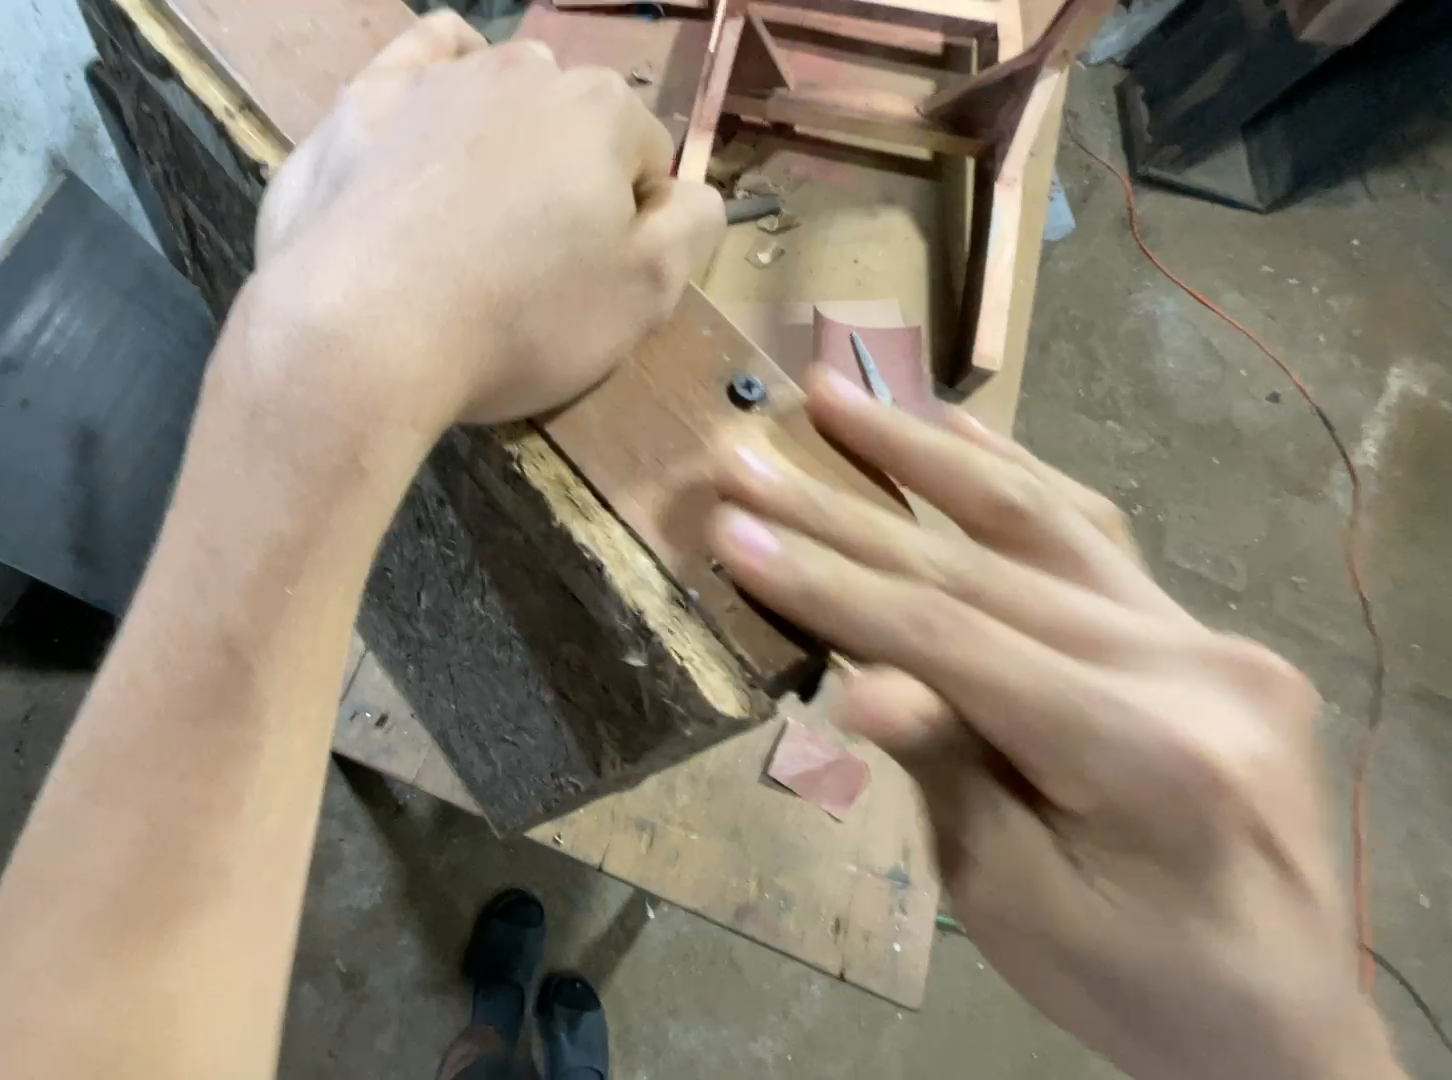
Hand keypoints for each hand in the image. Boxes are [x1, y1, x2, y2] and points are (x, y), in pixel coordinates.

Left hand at [251, 11, 723, 423]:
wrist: (361, 337)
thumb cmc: (516, 323)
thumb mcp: (642, 298)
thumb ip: (691, 230)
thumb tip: (685, 195)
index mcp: (601, 112)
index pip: (645, 165)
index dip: (628, 231)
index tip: (590, 287)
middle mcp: (520, 73)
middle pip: (572, 129)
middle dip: (567, 186)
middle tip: (529, 270)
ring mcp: (430, 83)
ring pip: (495, 103)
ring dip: (501, 151)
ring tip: (471, 226)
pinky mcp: (357, 109)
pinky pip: (414, 66)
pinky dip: (433, 88)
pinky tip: (429, 122)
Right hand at [706, 370, 1400, 1079]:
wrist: (1275, 1018)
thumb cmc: (1122, 976)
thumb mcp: (1007, 894)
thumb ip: (943, 766)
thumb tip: (855, 686)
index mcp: (1141, 753)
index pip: (947, 639)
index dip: (828, 584)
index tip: (735, 532)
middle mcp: (1183, 665)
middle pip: (972, 568)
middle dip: (838, 511)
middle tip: (749, 461)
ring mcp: (1198, 631)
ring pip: (1035, 517)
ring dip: (917, 448)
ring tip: (833, 394)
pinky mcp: (1192, 626)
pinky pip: (1092, 532)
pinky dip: (1011, 472)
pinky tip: (954, 423)